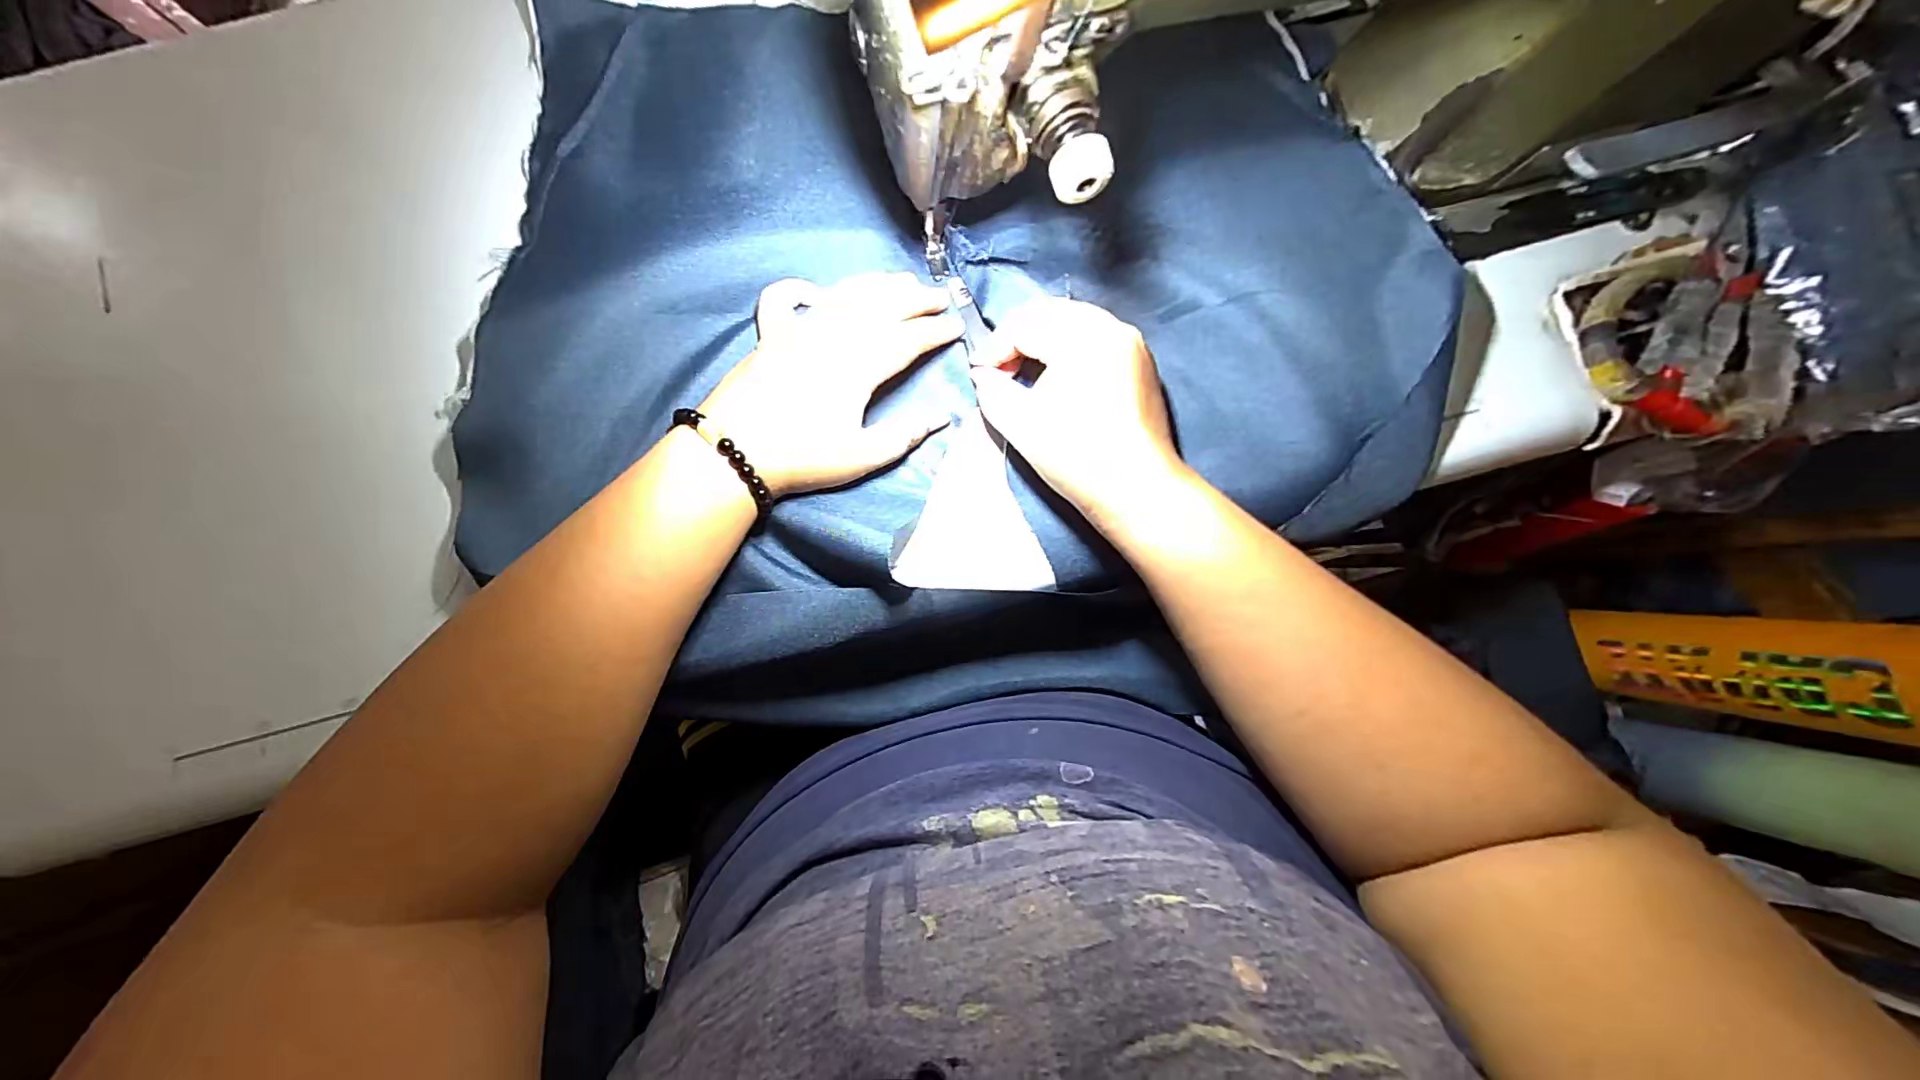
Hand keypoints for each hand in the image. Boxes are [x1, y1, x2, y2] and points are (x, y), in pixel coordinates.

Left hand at [695, 273, 963, 497]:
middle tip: (942, 296)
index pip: (907, 340)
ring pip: (845, 296)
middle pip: (883, 309)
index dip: (935, 332)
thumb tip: (940, 419)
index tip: (956, 327)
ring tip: (902, 281)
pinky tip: (818, 292)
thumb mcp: (861, 456)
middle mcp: (833, 336)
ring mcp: (799, 330)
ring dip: (877, 286)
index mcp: (859, 365)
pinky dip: (801, 288)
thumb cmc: (802, 457)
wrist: (734, 451)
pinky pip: (785, 298)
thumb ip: (903, 435)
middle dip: (917, 300)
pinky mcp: (770, 334)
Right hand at [968, 297, 1184, 522]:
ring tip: (1024, 373)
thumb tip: (983, 375)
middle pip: (1050, 313)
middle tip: (998, 369)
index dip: (994, 348)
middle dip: (1018, 336)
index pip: (1023, 325)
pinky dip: (1069, 348)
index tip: (980, 374)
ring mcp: (1131, 344)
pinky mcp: (1141, 363)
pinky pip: (1095, 338)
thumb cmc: (1076, 456)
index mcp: (1081, 337)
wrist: (1136, 490)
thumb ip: (991, 390)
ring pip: (1074, 322)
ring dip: (1043, 340)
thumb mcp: (1019, 423)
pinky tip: (1056, 379)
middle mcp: (1111, 329)